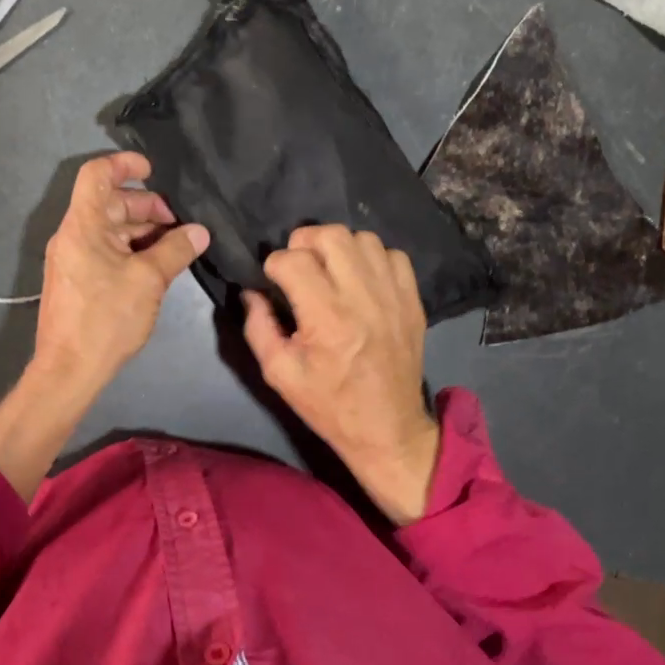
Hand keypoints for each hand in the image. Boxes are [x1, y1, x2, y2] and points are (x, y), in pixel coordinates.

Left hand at [0, 152, 207, 500]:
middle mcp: (73, 235)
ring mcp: (74, 259)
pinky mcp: (79, 280)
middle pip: (110, 203)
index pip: (97, 174)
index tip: (154, 169)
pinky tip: (159, 265)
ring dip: (143, 231)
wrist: (69, 370)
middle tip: (181, 223)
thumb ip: (175, 250)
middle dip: (147, 205)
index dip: (124, 163)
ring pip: (111, 229)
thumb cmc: (106, 319)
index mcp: (82, 225)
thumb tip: (199, 231)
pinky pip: (107, 251)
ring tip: (178, 245)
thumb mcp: (148, 280)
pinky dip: (132, 250)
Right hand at [243, 226, 438, 523]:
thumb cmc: (328, 404)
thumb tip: (251, 292)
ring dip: (339, 247)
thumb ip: (258, 327)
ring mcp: (393, 296)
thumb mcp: (279, 373)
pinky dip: (372, 259)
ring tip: (329, 269)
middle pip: (331, 235)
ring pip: (363, 238)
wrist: (387, 429)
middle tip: (298, 265)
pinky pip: (393, 255)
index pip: (293, 260)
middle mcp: (362, 298)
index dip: (274, 265)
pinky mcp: (412, 301)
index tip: (273, 282)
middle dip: (304, 242)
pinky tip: (360, 279)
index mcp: (326, 318)